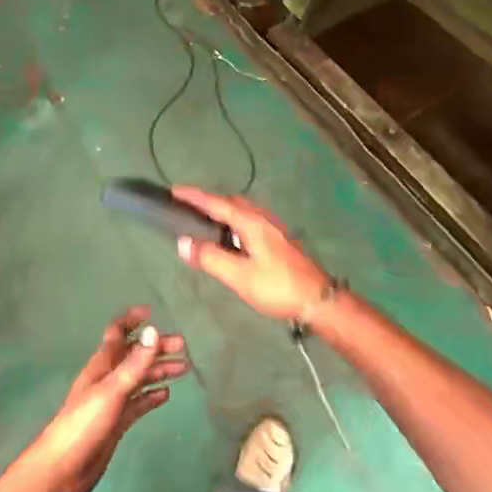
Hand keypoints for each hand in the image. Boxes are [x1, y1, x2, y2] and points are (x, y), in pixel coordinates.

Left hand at [16, 307, 187, 491]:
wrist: (62, 471)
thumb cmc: (84, 424)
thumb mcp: (112, 391)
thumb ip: (134, 364)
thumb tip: (153, 331)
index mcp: (102, 365)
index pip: (117, 333)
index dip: (132, 320)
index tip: (152, 313)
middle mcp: (107, 379)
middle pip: (134, 356)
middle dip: (156, 348)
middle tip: (183, 347)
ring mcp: (112, 401)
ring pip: (139, 379)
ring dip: (158, 371)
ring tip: (183, 368)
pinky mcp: (117, 423)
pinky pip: (138, 403)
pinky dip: (151, 396)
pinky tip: (166, 395)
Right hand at [173, 188, 331, 321]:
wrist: (317, 300)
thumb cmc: (277, 286)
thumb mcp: (239, 276)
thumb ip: (210, 258)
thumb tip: (184, 242)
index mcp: (251, 222)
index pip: (216, 203)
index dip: (194, 196)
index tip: (173, 191)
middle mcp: (262, 218)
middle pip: (230, 202)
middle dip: (207, 202)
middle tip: (185, 209)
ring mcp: (272, 227)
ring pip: (241, 211)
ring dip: (220, 212)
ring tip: (201, 223)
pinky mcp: (277, 238)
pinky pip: (248, 221)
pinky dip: (231, 222)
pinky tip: (228, 238)